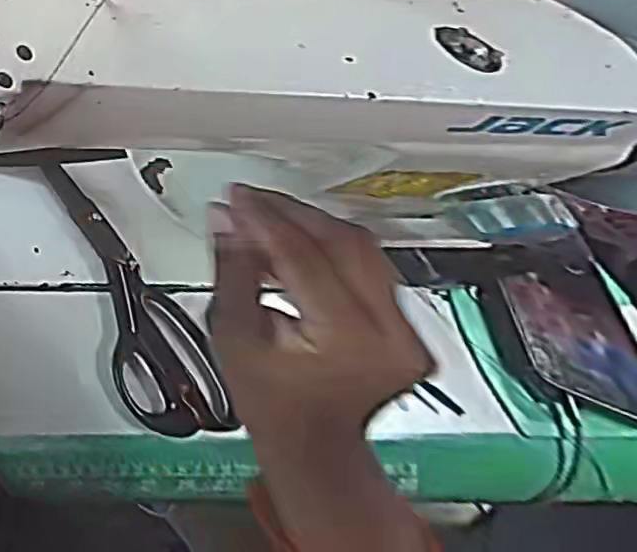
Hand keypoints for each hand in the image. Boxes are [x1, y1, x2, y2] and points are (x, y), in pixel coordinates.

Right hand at [209, 184, 433, 441]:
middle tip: (247, 197)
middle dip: (289, 212)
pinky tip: (289, 238)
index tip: (234, 198)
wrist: (311, 438)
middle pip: (345, 244)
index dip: (263, 220)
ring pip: (362, 248)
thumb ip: (232, 269)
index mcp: (350, 341)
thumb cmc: (270, 396)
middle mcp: (394, 336)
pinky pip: (368, 263)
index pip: (304, 256)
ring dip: (308, 221)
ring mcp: (409, 332)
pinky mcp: (408, 325)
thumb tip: (227, 221)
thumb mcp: (232, 330)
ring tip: (263, 212)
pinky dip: (325, 242)